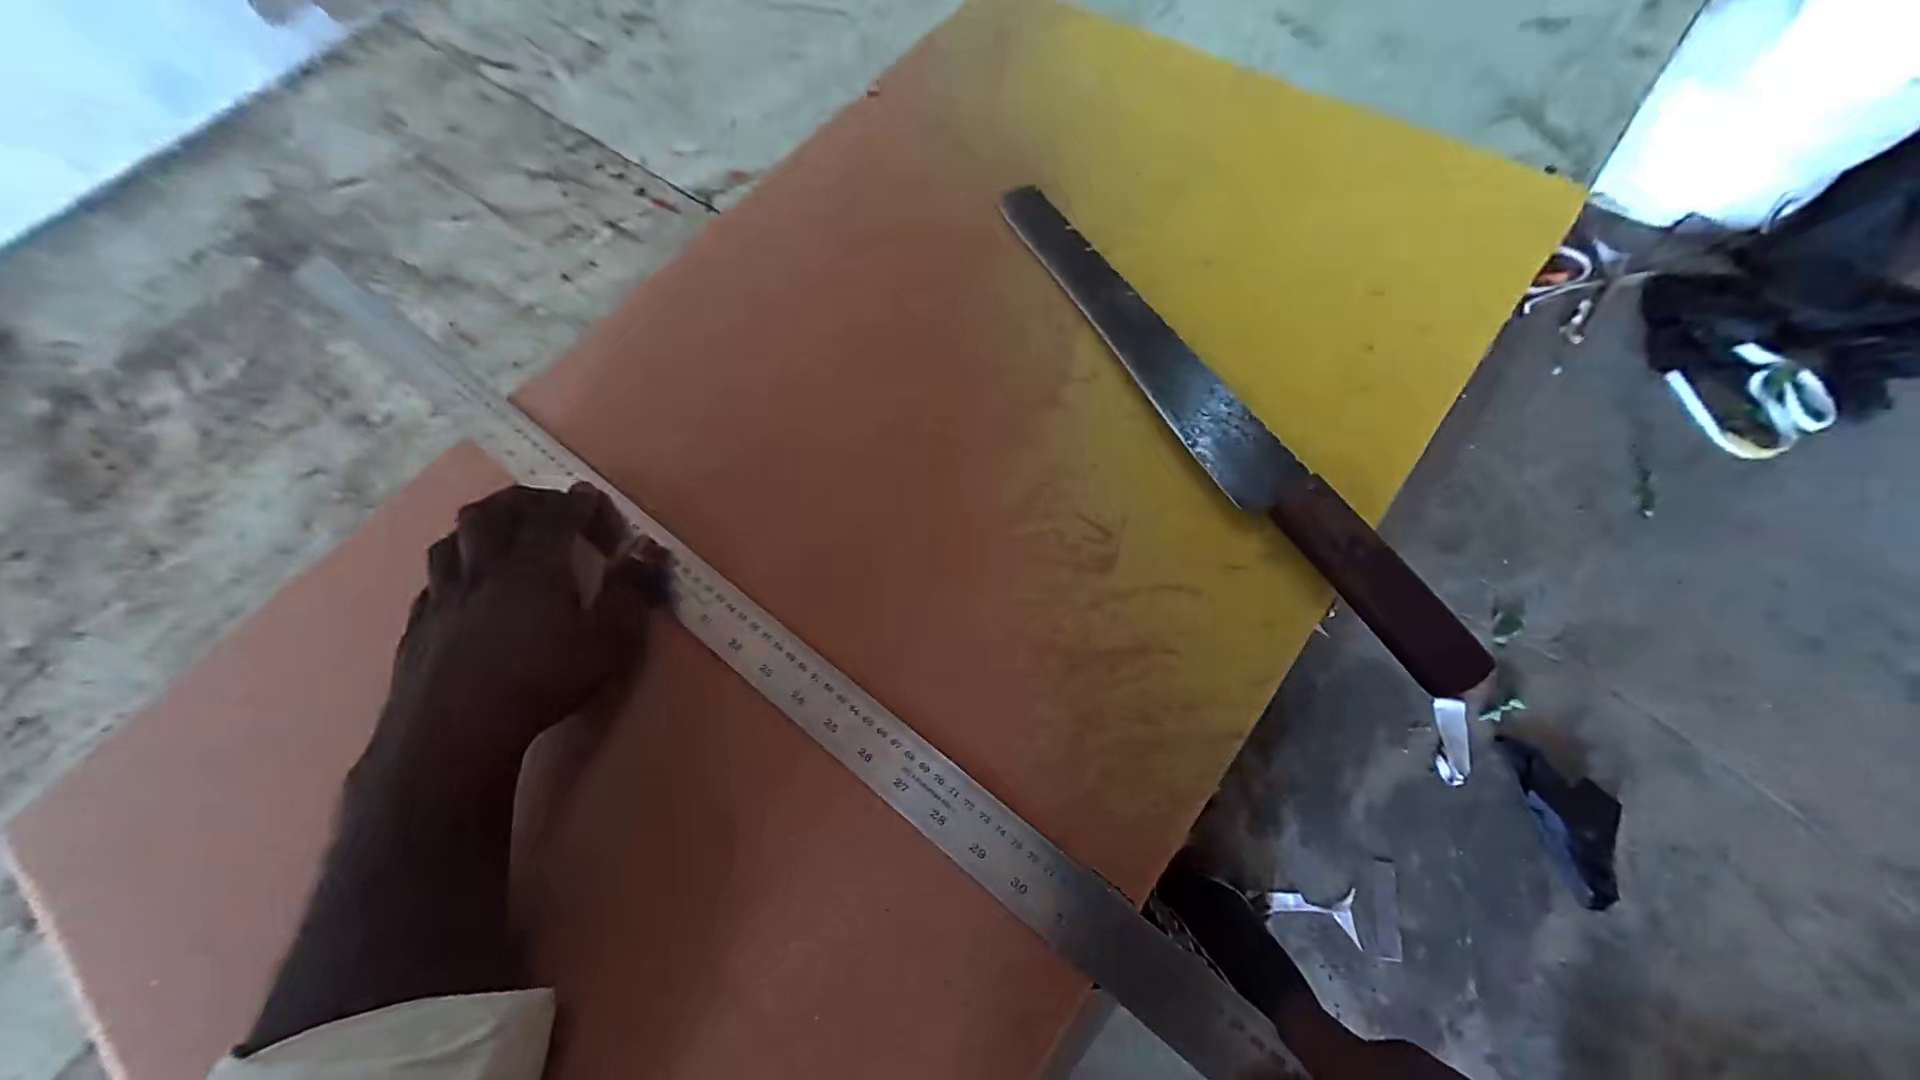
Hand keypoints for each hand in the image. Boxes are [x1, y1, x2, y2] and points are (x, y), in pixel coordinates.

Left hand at [376, 482, 668, 773]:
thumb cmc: (542, 683)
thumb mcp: (608, 640)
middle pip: (493, 512)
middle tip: (548, 504)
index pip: (555, 516)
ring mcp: (444, 596)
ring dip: (482, 524)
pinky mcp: (419, 624)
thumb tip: (651, 545)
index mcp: (532, 567)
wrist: (453, 734)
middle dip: (524, 499)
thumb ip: (632, 589)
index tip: (592, 497)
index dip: (576, 502)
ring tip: (501, 532)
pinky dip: (456, 565)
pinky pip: (434, 577)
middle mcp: (483, 569)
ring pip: (453, 538)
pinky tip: (465, 584)